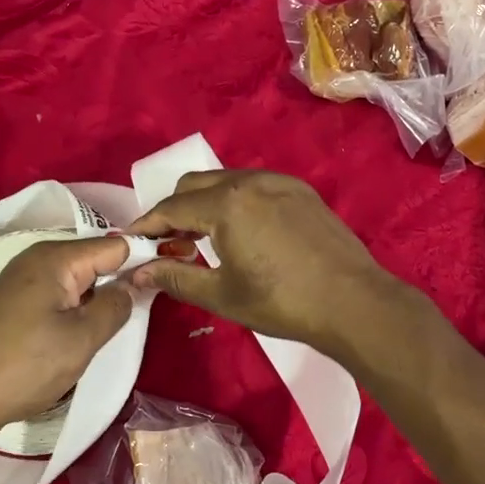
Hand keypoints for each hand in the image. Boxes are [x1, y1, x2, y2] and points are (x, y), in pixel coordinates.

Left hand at [0, 236, 134, 438]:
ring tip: (112, 328)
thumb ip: (117, 306)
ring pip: (77, 280)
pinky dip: (75, 309)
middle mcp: (37, 259)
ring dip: (97, 300)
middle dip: (120, 281)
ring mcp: (21, 281)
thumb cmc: (24, 366)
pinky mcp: (12, 303)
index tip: (166, 284)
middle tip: (142, 313)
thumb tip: (135, 284)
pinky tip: (78, 336)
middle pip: (96, 259)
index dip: (144, 262)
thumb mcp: (82, 339)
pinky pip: (58, 294)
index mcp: (56, 258)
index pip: (116, 245)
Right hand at [125, 170, 425, 356]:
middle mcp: (250, 181)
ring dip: (206, 203)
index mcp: (226, 203)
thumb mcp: (222, 295)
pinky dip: (236, 201)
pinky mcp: (302, 191)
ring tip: (204, 240)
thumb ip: (176, 277)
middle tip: (168, 245)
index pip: (171, 208)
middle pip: (196, 185)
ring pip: (227, 181)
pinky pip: (255, 186)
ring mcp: (280, 182)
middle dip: (174, 210)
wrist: (353, 302)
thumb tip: (138, 272)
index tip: (131, 243)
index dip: (147, 226)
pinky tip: (243, 233)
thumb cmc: (282, 302)